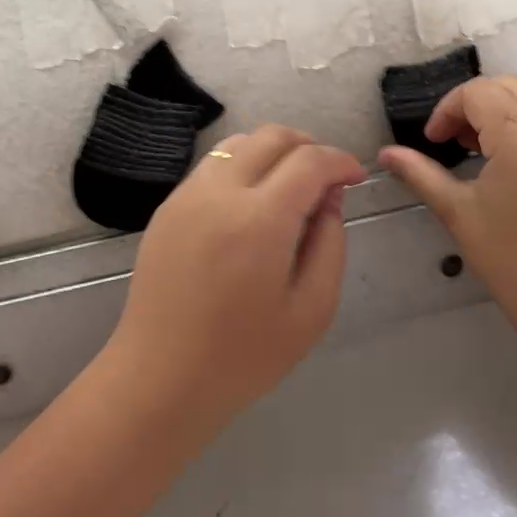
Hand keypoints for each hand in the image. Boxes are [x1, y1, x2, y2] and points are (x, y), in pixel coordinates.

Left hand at [103, 125, 366, 422]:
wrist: (160, 380)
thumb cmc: (244, 356)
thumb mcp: (311, 310)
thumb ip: (330, 244)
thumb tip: (329, 198)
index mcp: (260, 220)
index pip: (310, 161)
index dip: (341, 161)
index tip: (357, 177)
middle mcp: (221, 192)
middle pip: (273, 136)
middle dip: (310, 146)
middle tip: (327, 177)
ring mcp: (188, 195)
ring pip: (240, 142)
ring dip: (273, 150)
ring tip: (291, 185)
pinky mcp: (168, 207)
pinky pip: (213, 164)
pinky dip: (243, 165)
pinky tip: (252, 202)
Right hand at [378, 76, 516, 357]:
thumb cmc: (515, 264)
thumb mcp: (460, 214)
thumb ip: (421, 174)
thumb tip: (386, 154)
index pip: (479, 92)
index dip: (448, 109)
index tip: (434, 142)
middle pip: (509, 87)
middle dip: (475, 104)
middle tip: (454, 142)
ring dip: (504, 113)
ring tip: (483, 154)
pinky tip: (516, 168)